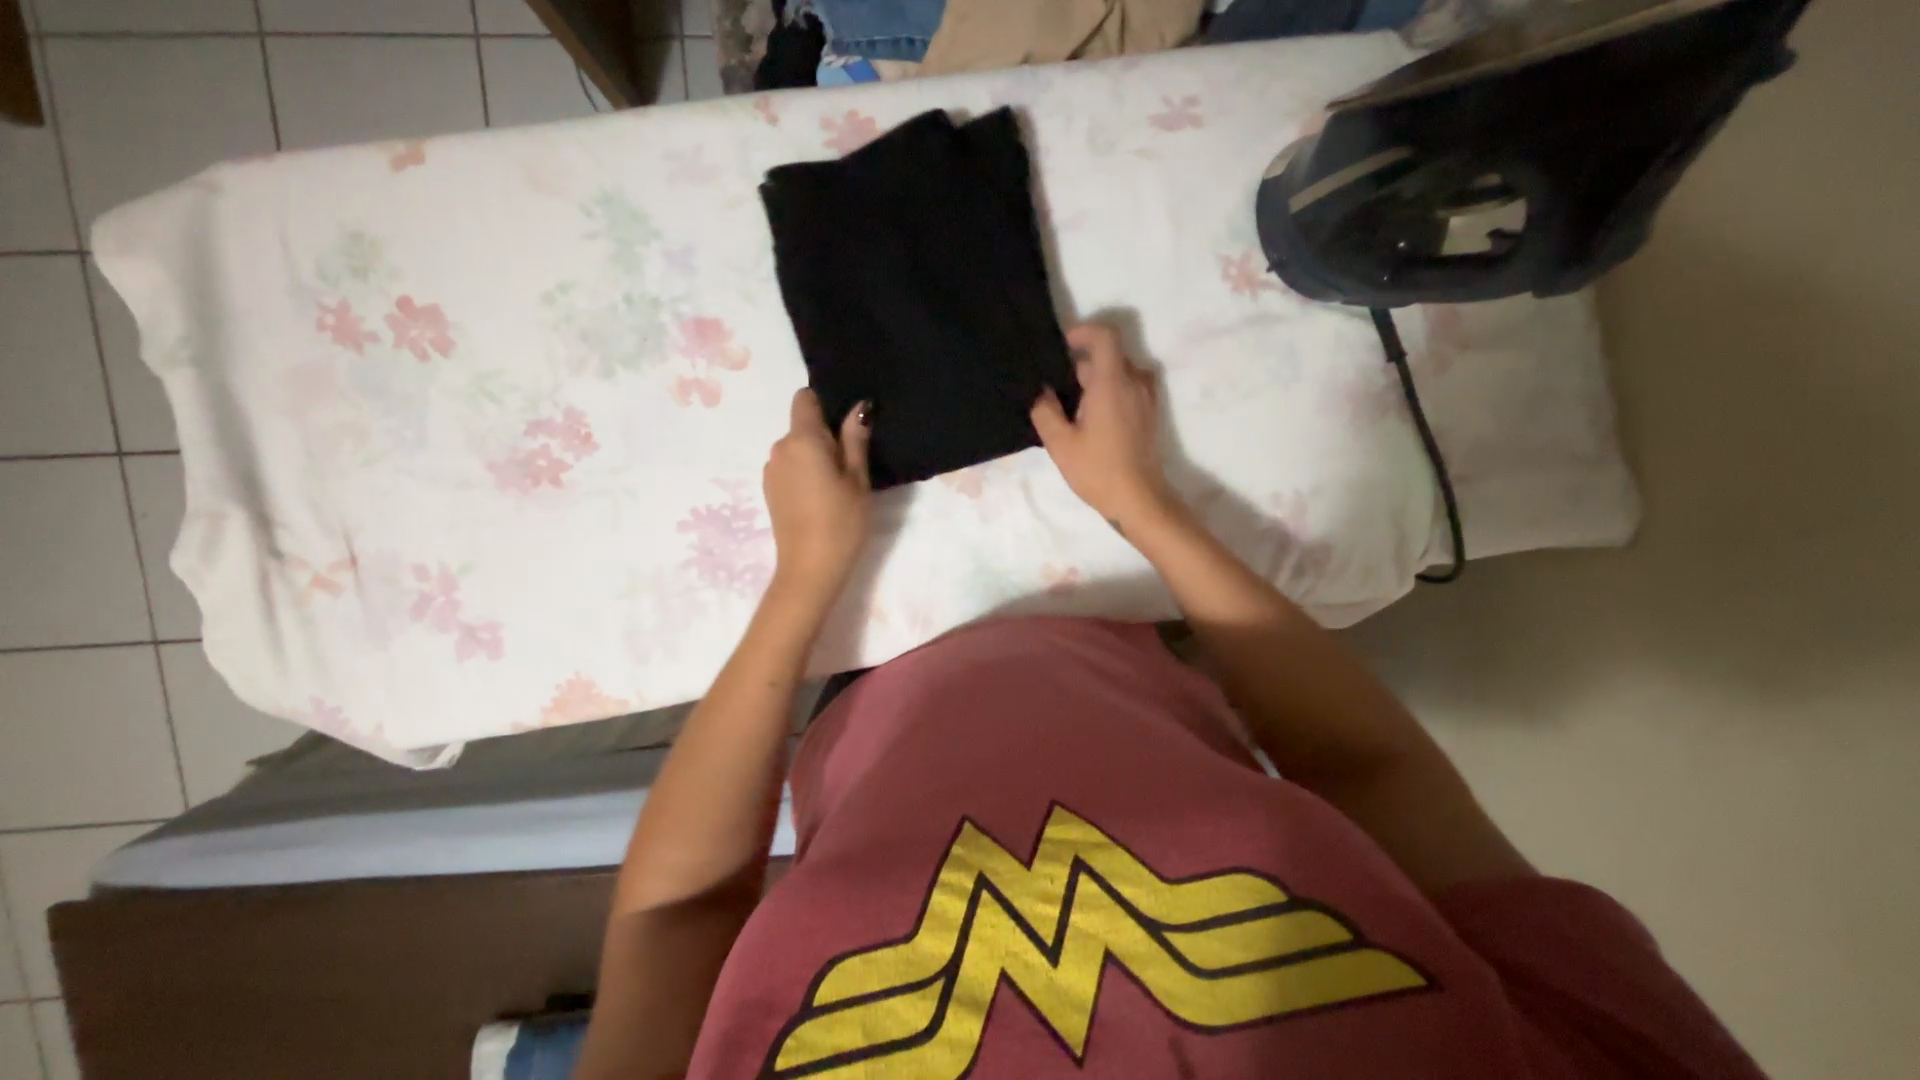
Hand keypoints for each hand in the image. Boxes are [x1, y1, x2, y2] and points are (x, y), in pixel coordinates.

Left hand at [764, 390, 871, 608]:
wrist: (810, 569)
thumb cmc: (841, 522)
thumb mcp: (858, 479)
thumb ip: (855, 439)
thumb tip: (860, 406)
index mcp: (802, 440)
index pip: (805, 398)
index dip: (826, 403)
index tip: (847, 425)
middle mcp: (780, 449)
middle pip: (802, 425)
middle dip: (825, 435)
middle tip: (853, 462)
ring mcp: (771, 471)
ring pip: (797, 448)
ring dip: (815, 456)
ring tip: (839, 483)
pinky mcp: (770, 491)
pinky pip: (790, 467)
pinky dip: (805, 472)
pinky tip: (822, 497)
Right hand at [1031, 323, 1178, 532]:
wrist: (1140, 499)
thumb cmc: (1098, 470)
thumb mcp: (1059, 443)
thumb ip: (1045, 410)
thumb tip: (1041, 391)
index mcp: (1112, 382)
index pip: (1104, 336)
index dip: (1082, 333)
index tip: (1062, 348)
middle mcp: (1134, 382)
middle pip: (1108, 355)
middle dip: (1081, 365)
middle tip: (1056, 391)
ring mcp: (1146, 398)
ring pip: (1118, 373)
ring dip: (1096, 381)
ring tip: (1072, 408)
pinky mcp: (1149, 413)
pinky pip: (1128, 388)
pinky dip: (1110, 393)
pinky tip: (1091, 420)